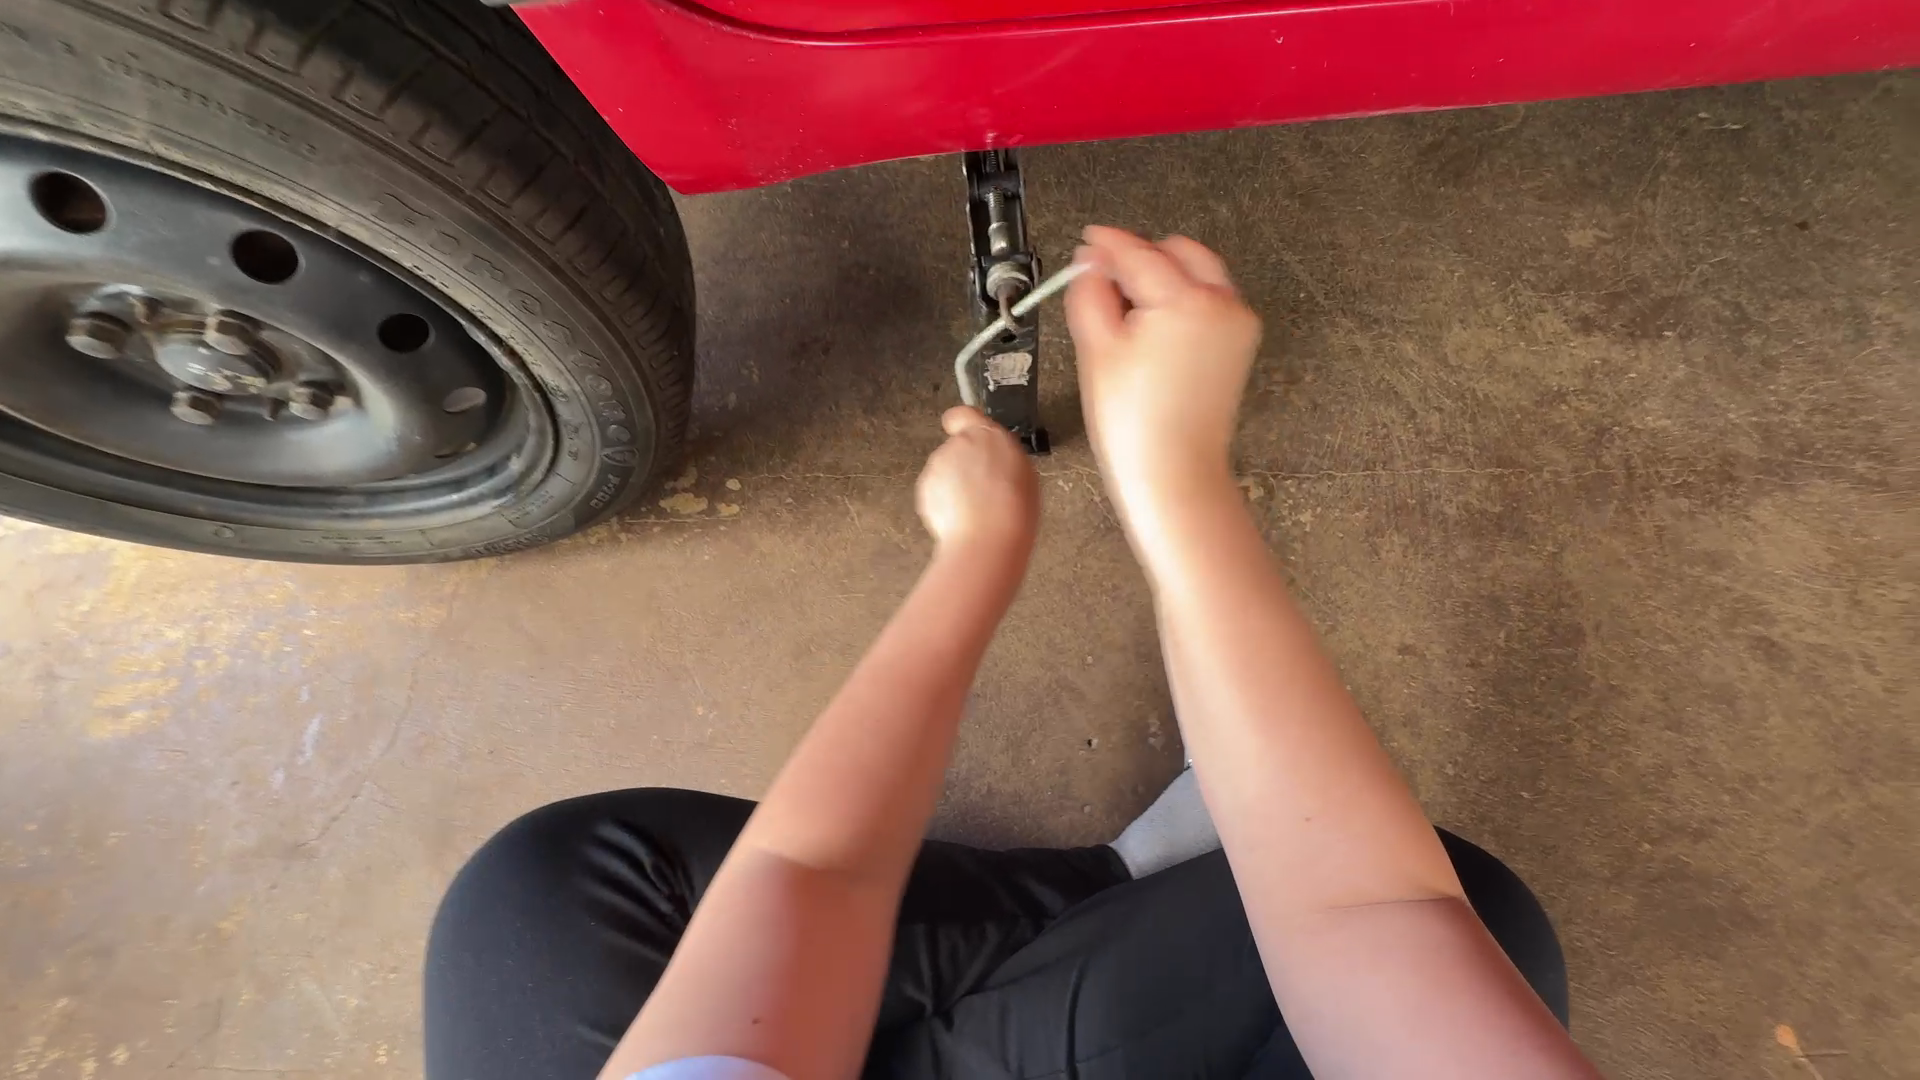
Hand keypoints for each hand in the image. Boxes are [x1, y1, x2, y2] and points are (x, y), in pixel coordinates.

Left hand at [915, 406, 1038, 553]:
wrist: (988, 537)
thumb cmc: (1013, 507)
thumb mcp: (1023, 471)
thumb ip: (1002, 455)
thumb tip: (995, 459)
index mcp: (986, 435)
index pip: (963, 414)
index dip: (961, 422)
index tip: (964, 429)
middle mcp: (958, 445)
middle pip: (957, 447)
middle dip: (965, 464)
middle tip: (984, 488)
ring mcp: (938, 466)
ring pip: (945, 470)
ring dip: (955, 484)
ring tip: (976, 507)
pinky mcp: (925, 488)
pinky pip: (935, 491)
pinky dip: (944, 501)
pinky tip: (963, 516)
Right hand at [1064, 226, 1261, 512]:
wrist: (1173, 471)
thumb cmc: (1137, 426)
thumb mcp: (1095, 351)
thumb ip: (1089, 293)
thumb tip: (1090, 265)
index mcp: (1183, 299)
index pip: (1138, 252)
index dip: (1106, 244)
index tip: (1090, 240)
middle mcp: (1219, 303)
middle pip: (1175, 251)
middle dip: (1139, 259)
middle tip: (1105, 282)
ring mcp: (1235, 323)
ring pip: (1196, 272)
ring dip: (1163, 277)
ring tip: (1129, 315)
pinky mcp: (1239, 343)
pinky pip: (1210, 301)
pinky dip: (1183, 301)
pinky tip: (1155, 334)